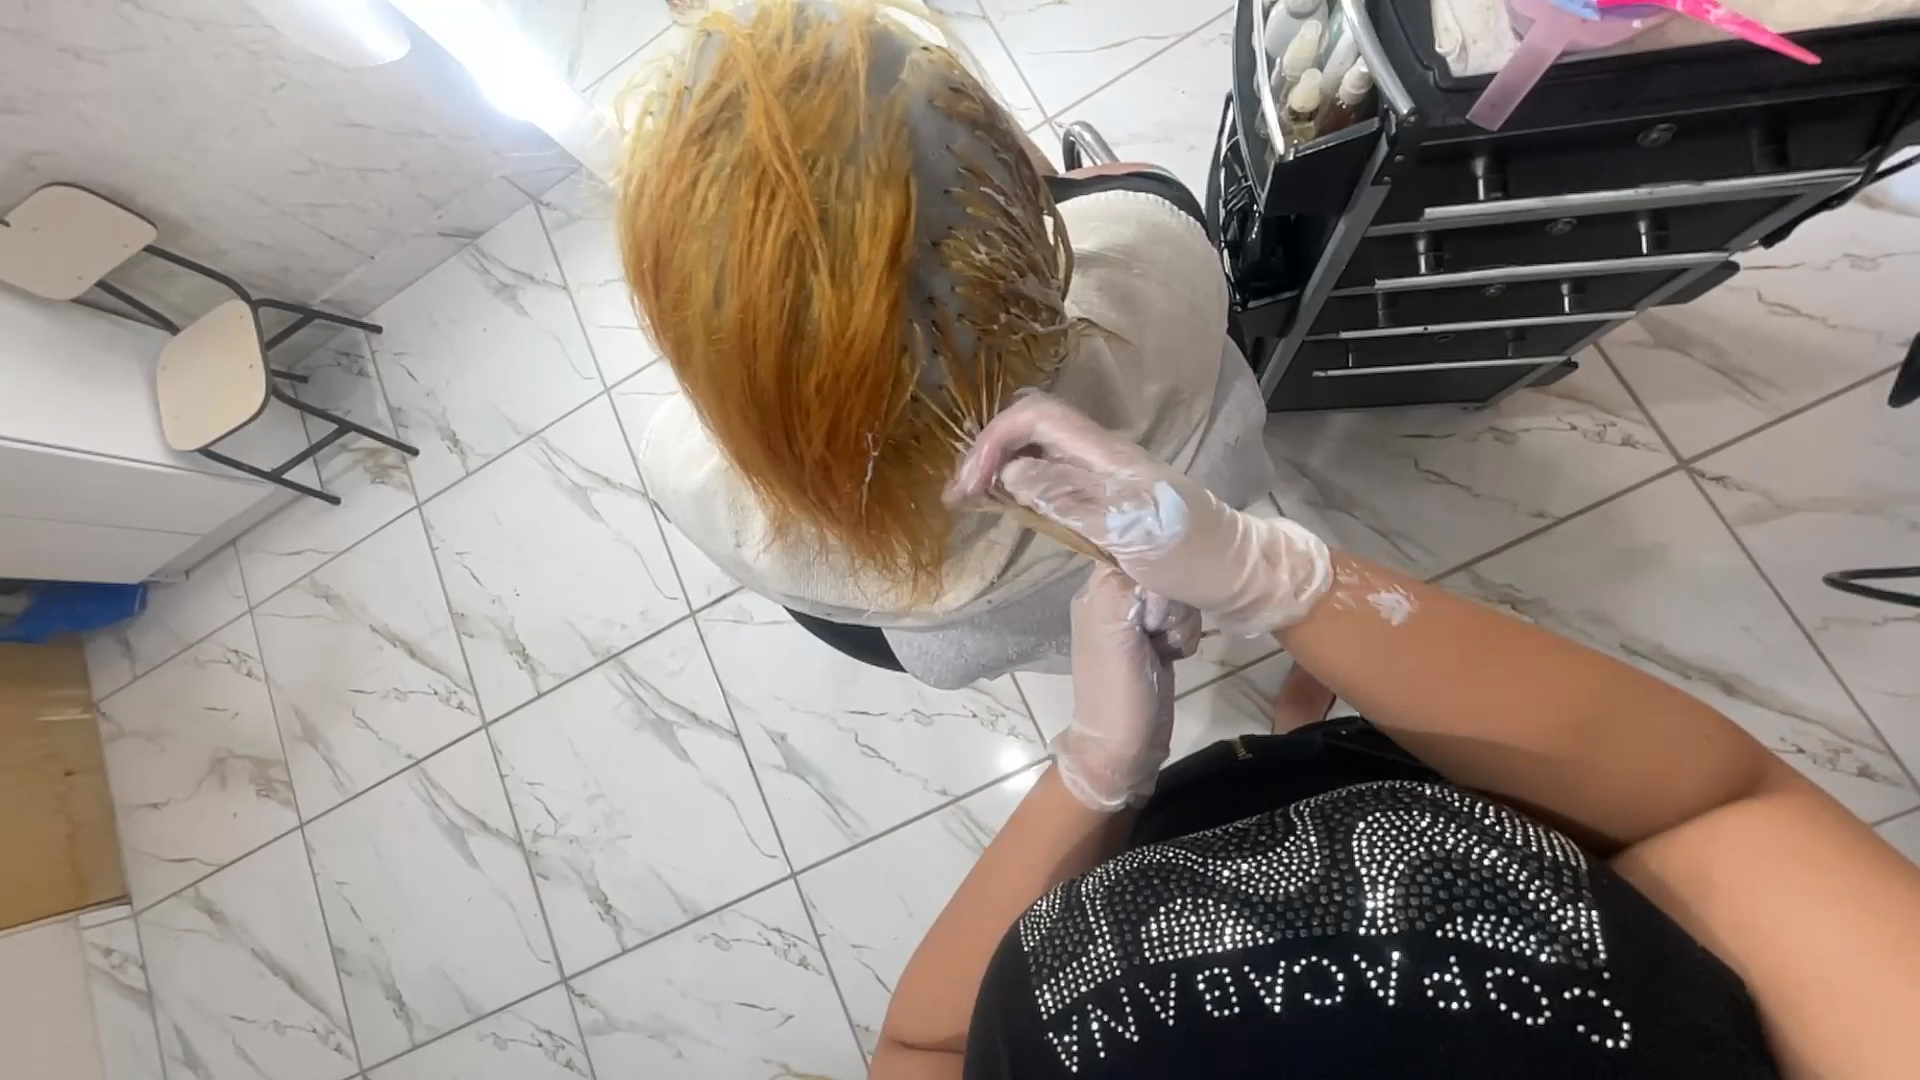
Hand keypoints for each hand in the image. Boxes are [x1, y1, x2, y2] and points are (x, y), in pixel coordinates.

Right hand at [947, 393, 1333, 635]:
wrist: (1238, 574)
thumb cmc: (1192, 555)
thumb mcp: (1132, 530)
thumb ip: (1072, 498)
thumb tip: (1012, 473)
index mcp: (1107, 455)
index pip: (1036, 418)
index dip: (994, 443)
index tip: (970, 488)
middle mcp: (1102, 457)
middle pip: (1032, 430)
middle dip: (988, 454)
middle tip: (960, 497)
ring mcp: (1105, 477)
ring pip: (1039, 453)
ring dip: (1001, 470)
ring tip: (972, 501)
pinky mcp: (1107, 499)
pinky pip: (1054, 480)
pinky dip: (1022, 488)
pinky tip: (1011, 509)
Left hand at [1054, 567, 1190, 810]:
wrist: (1126, 746)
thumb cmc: (1115, 689)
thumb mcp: (1112, 628)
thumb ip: (1124, 584)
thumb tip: (1152, 558)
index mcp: (1096, 590)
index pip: (1134, 548)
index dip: (1156, 566)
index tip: (1158, 595)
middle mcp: (1114, 598)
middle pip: (1163, 570)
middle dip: (1172, 600)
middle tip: (1158, 630)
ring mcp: (1136, 619)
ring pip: (1179, 594)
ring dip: (1181, 621)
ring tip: (1165, 648)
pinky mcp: (1156, 638)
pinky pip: (1184, 617)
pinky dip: (1184, 635)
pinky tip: (1174, 655)